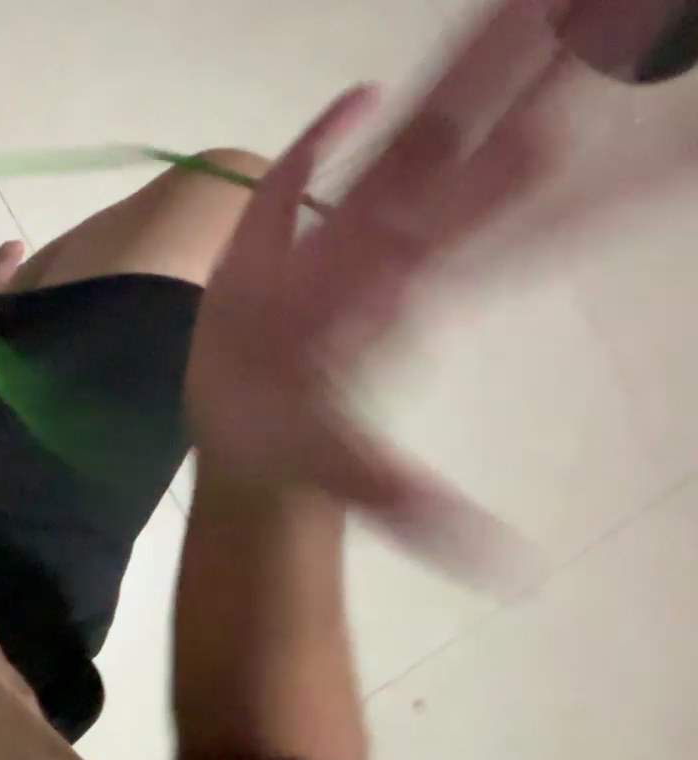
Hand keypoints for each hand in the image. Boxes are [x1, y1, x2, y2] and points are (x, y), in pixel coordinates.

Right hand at [187, 0, 697, 562]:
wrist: (247, 445)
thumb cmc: (292, 455)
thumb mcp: (348, 481)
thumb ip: (405, 501)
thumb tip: (495, 560)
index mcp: (404, 293)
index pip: (514, 218)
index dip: (591, 168)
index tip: (669, 95)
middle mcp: (381, 255)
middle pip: (470, 150)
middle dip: (540, 74)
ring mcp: (327, 249)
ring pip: (396, 150)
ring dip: (455, 78)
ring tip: (518, 3)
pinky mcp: (265, 254)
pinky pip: (293, 189)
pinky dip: (318, 147)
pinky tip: (356, 99)